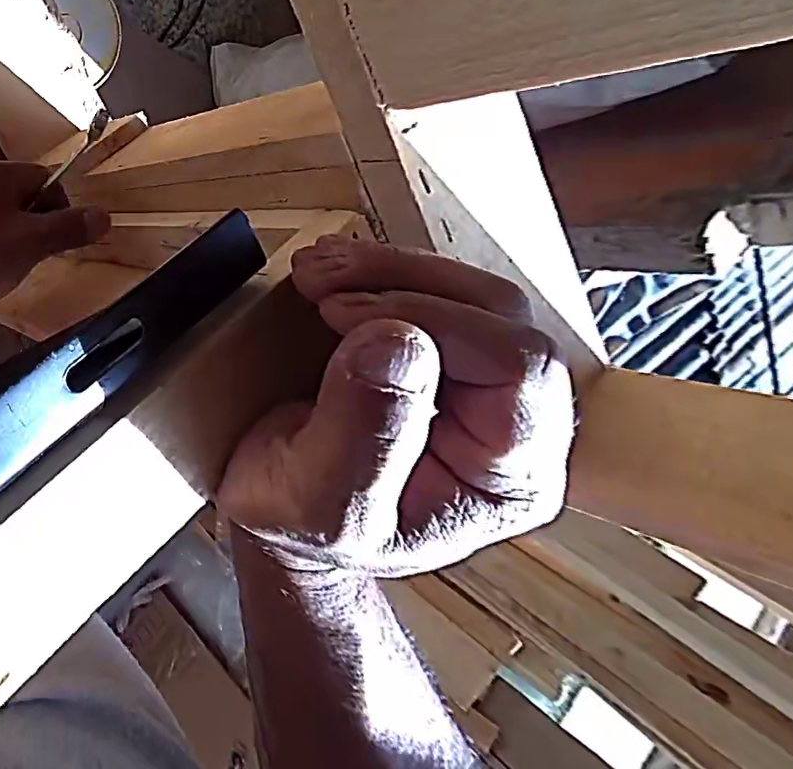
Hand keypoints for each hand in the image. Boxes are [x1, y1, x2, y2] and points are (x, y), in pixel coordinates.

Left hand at [0, 160, 109, 315]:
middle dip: (34, 226)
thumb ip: (68, 228)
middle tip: (30, 257)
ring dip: (11, 238)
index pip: (46, 178)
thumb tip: (103, 216)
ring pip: (0, 214)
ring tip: (4, 266)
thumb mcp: (31, 244)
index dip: (59, 209)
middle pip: (22, 196)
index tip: (55, 240)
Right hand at [219, 239, 573, 577]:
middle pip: (494, 312)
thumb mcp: (319, 503)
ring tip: (313, 270)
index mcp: (507, 473)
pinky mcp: (424, 350)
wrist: (277, 513)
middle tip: (320, 281)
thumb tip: (394, 342)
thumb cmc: (301, 525)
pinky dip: (366, 268)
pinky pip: (419, 288)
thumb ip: (362, 439)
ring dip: (381, 266)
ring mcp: (466, 380)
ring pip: (461, 288)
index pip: (515, 365)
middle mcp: (505, 419)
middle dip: (400, 279)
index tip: (339, 313)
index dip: (430, 321)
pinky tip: (323, 270)